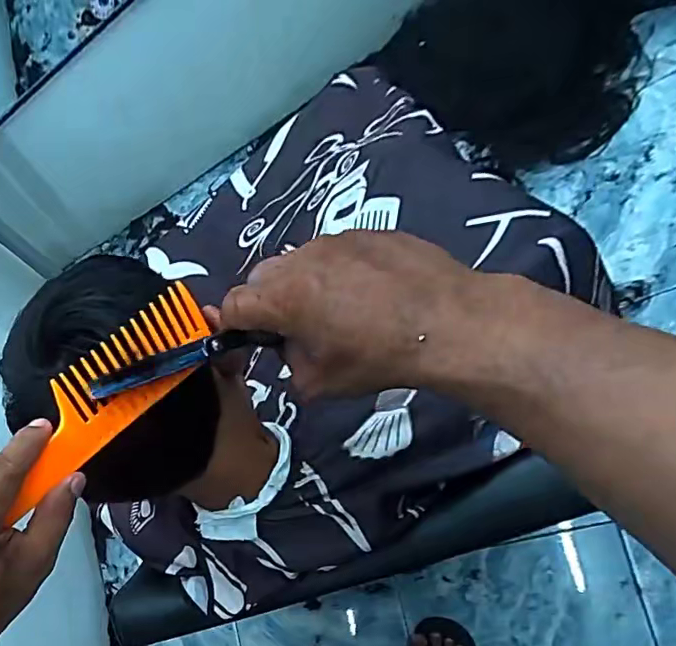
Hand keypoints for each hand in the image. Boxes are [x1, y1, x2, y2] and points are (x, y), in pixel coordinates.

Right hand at [215, 230, 534, 399]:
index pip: (233, 304)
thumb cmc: (377, 358)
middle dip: (265, 304)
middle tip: (291, 330)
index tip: (242, 341)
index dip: (230, 325)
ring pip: (296, 262)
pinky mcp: (366, 232)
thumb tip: (292, 347)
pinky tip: (364, 294)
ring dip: (299, 286)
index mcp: (284, 297)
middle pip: (261, 278)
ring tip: (333, 311)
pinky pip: (332, 252)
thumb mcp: (319, 382)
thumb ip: (289, 362)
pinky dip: (333, 272)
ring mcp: (335, 240)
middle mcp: (302, 259)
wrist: (446, 322)